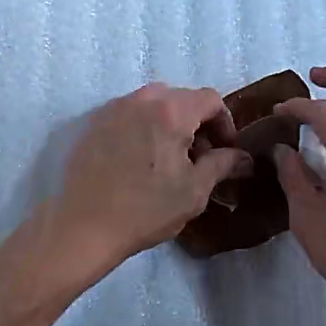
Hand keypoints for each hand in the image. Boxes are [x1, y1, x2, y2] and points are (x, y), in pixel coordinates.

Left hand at [45, 83, 249, 272]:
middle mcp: (143, 99)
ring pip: (155, 104)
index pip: (211, 99)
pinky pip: (130, 114)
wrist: (82, 227)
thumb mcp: (194, 190)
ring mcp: (115, 108)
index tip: (225, 150)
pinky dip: (144, 127)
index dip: (225, 122)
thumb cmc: (145, 209)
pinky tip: (141, 160)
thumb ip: (223, 164)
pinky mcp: (94, 123)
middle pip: (182, 98)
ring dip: (170, 123)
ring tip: (170, 158)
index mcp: (171, 111)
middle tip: (200, 156)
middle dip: (197, 122)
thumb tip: (243, 157)